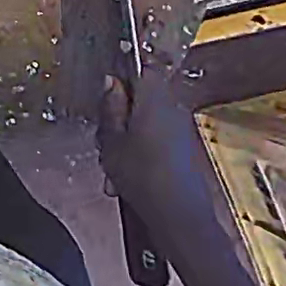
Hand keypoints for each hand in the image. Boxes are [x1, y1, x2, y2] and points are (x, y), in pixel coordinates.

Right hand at [95, 73, 219, 224]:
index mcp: (154, 99)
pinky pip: (154, 139)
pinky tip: (124, 177)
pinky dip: (139, 151)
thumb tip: (111, 80)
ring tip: (111, 163)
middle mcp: (171, 109)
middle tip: (103, 135)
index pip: (143, 66)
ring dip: (126, 135)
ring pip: (145, 120)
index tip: (106, 90)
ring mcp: (179, 131)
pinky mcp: (182, 151)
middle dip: (119, 112)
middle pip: (141, 96)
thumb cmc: (141, 174)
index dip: (123, 71)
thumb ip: (111, 107)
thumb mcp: (111, 139)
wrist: (181, 219)